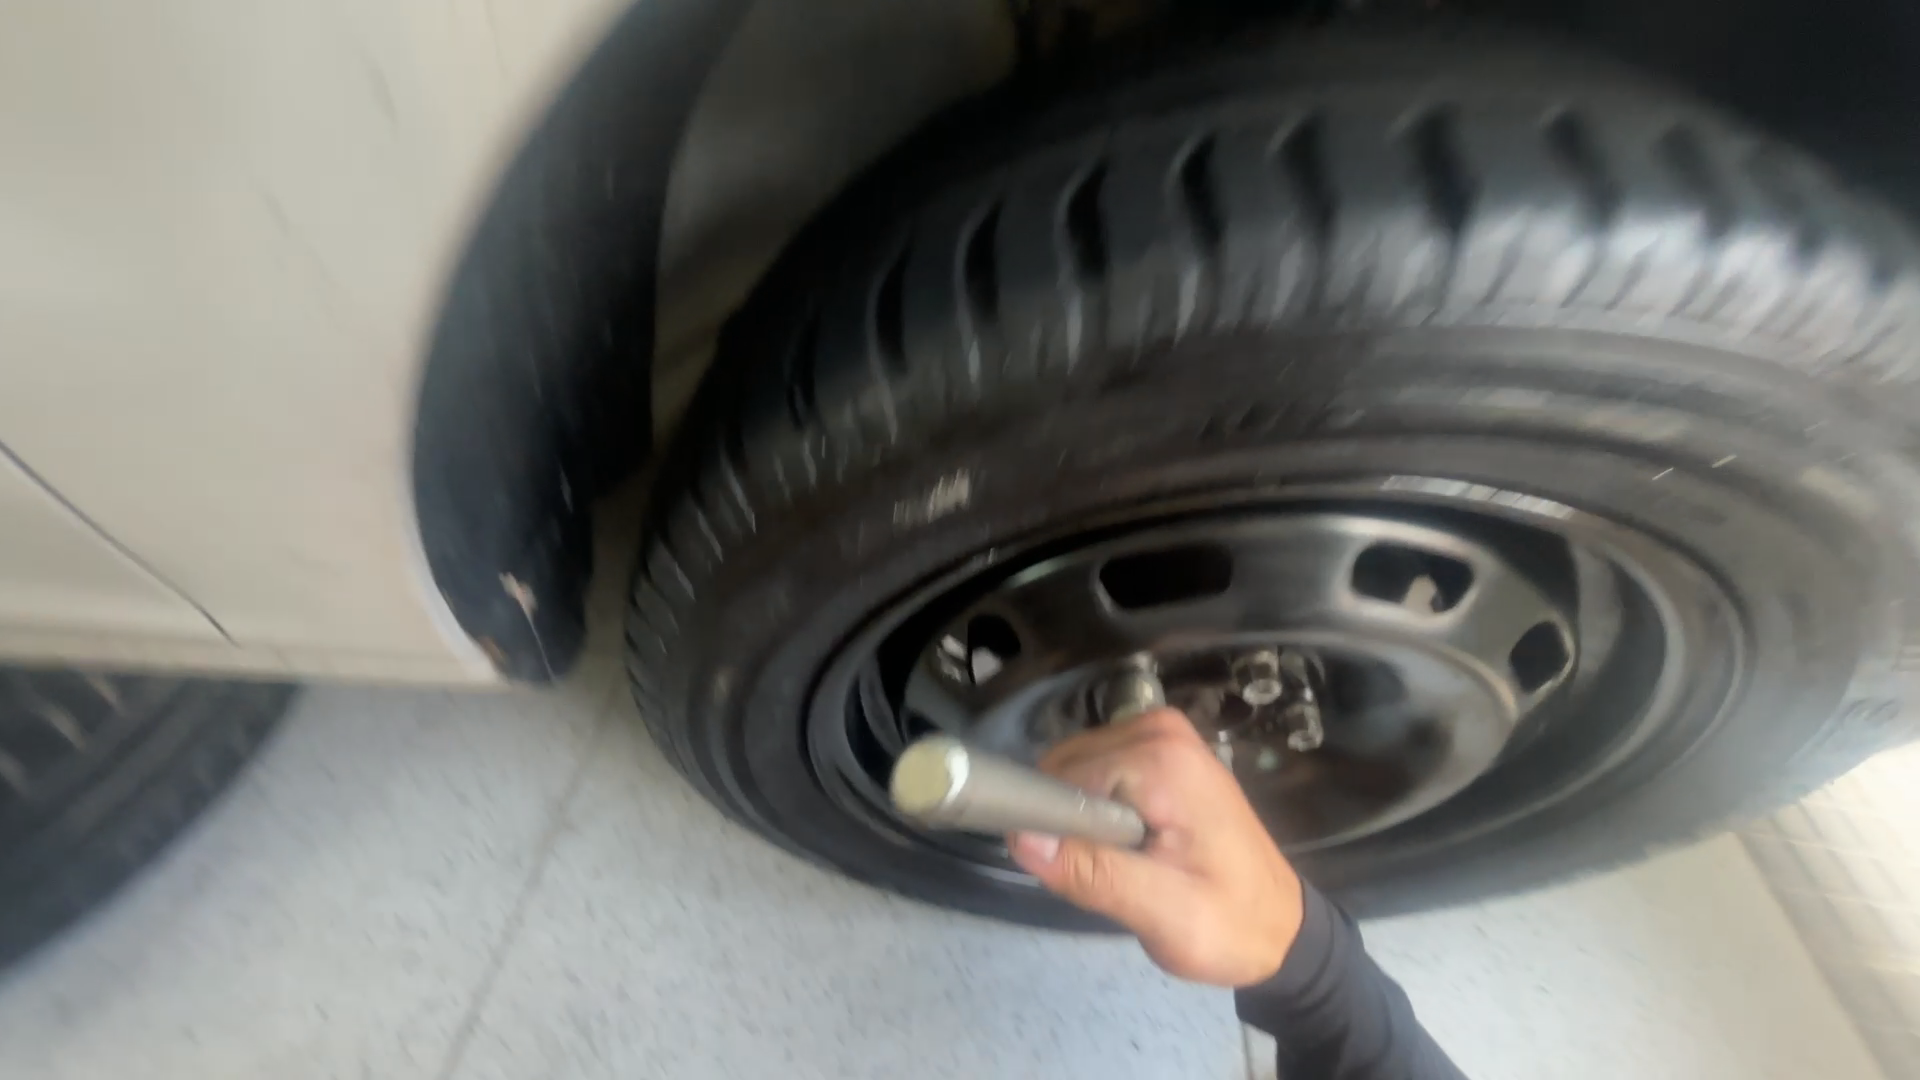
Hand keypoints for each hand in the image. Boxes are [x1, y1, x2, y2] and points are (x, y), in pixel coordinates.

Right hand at [1007, 708, 1304, 987]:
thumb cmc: (1229, 922)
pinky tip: (1129, 836)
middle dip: (1073, 821)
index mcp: (1162, 757)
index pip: (1065, 779)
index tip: (1090, 871)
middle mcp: (1157, 727)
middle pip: (1067, 767)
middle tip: (1115, 870)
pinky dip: (1097, 802)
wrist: (1281, 925)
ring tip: (1126, 856)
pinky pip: (1094, 765)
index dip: (1062, 828)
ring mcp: (1158, 729)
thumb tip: (1022, 836)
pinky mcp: (1158, 741)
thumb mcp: (1164, 914)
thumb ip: (1094, 872)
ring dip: (1083, 814)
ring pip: (1074, 766)